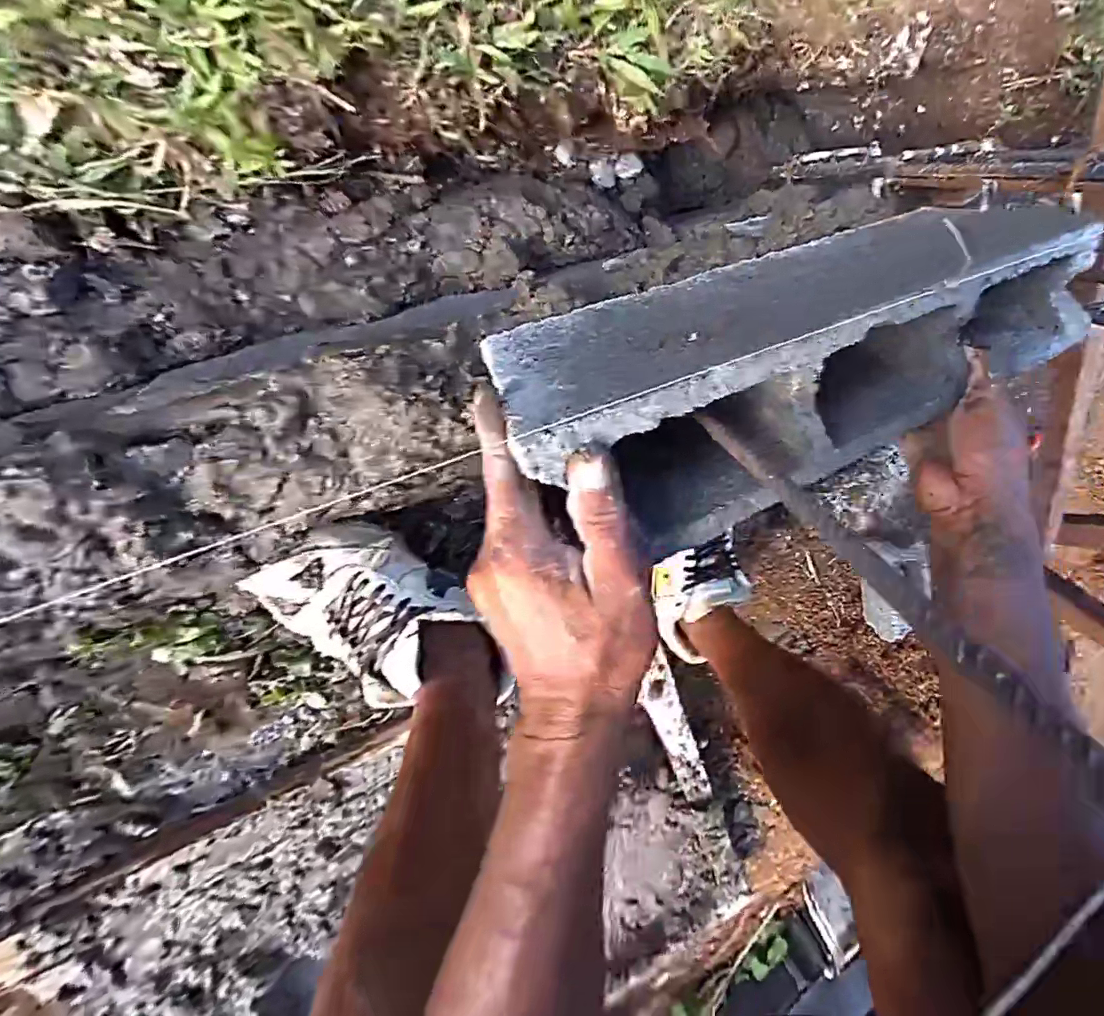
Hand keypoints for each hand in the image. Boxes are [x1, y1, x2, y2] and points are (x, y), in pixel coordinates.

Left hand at [469, 385, 656, 737]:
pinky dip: (536, 520)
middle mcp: (489, 557)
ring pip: (513, 515)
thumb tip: (586, 459)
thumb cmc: (604, 650)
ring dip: (537, 492)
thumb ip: (600, 519)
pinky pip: (514, 538)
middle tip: (558, 421)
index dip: (497, 430)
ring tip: (571, 468)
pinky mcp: (495, 590)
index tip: (488, 393)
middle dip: (529, 458)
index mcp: (515, 549)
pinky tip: (567, 521)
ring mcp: (487, 577)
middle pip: (507, 491)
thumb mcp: (617, 581)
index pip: (501, 473)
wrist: (574, 711)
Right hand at [902, 350, 1044, 579]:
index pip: (975, 376)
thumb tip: (966, 345)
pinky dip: (898, 409)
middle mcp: (966, 420)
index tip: (940, 332)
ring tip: (896, 354)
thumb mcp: (991, 408)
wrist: (967, 506)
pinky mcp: (914, 448)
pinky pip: (905, 422)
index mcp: (994, 410)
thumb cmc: (992, 455)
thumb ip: (977, 378)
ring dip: (915, 388)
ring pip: (924, 403)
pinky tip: (887, 382)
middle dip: (934, 369)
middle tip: (912, 338)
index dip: (961, 357)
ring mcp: (939, 434)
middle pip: (946, 388)